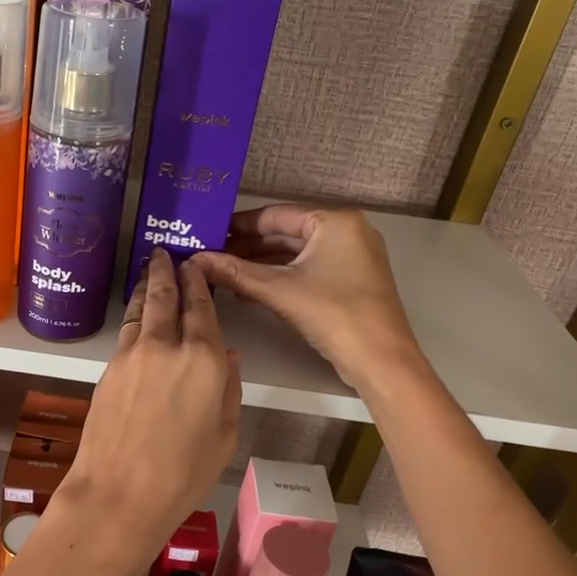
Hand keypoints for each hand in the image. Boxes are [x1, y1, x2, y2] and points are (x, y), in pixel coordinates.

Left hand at [55, 249, 241, 559]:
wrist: (119, 494)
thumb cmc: (183, 475)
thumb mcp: (225, 435)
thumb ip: (228, 389)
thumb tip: (225, 355)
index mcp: (205, 361)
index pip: (203, 309)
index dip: (201, 284)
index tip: (197, 265)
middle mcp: (168, 346)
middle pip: (167, 297)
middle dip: (168, 271)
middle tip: (166, 254)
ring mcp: (133, 355)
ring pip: (142, 309)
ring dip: (147, 286)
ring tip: (150, 270)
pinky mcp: (109, 368)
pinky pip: (126, 330)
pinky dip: (134, 313)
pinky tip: (137, 313)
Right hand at [189, 204, 420, 388]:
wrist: (380, 360)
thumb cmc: (335, 314)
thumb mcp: (278, 290)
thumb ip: (235, 272)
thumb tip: (196, 260)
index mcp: (335, 221)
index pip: (275, 215)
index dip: (238, 226)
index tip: (208, 235)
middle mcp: (347, 231)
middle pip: (286, 233)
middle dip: (247, 246)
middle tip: (211, 256)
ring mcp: (351, 256)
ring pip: (295, 253)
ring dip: (260, 263)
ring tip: (224, 273)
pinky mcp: (350, 280)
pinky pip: (307, 268)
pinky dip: (280, 276)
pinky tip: (250, 288)